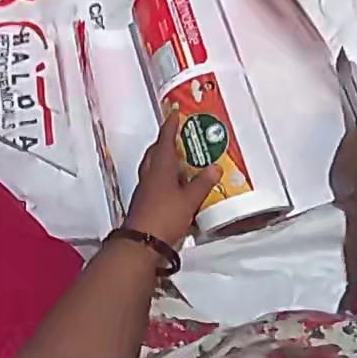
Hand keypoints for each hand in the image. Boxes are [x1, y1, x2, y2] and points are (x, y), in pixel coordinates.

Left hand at [122, 118, 221, 244]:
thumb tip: (214, 168)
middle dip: (165, 143)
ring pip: (153, 168)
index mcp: (160, 168)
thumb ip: (202, 184)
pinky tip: (175, 186)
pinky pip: (155, 183)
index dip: (170, 127)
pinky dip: (164, 179)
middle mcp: (150, 175)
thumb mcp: (189, 200)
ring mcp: (145, 190)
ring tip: (179, 160)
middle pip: (155, 153)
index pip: (165, 141)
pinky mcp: (145, 203)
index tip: (174, 114)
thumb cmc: (165, 216)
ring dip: (164, 160)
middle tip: (177, 137)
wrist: (142, 243)